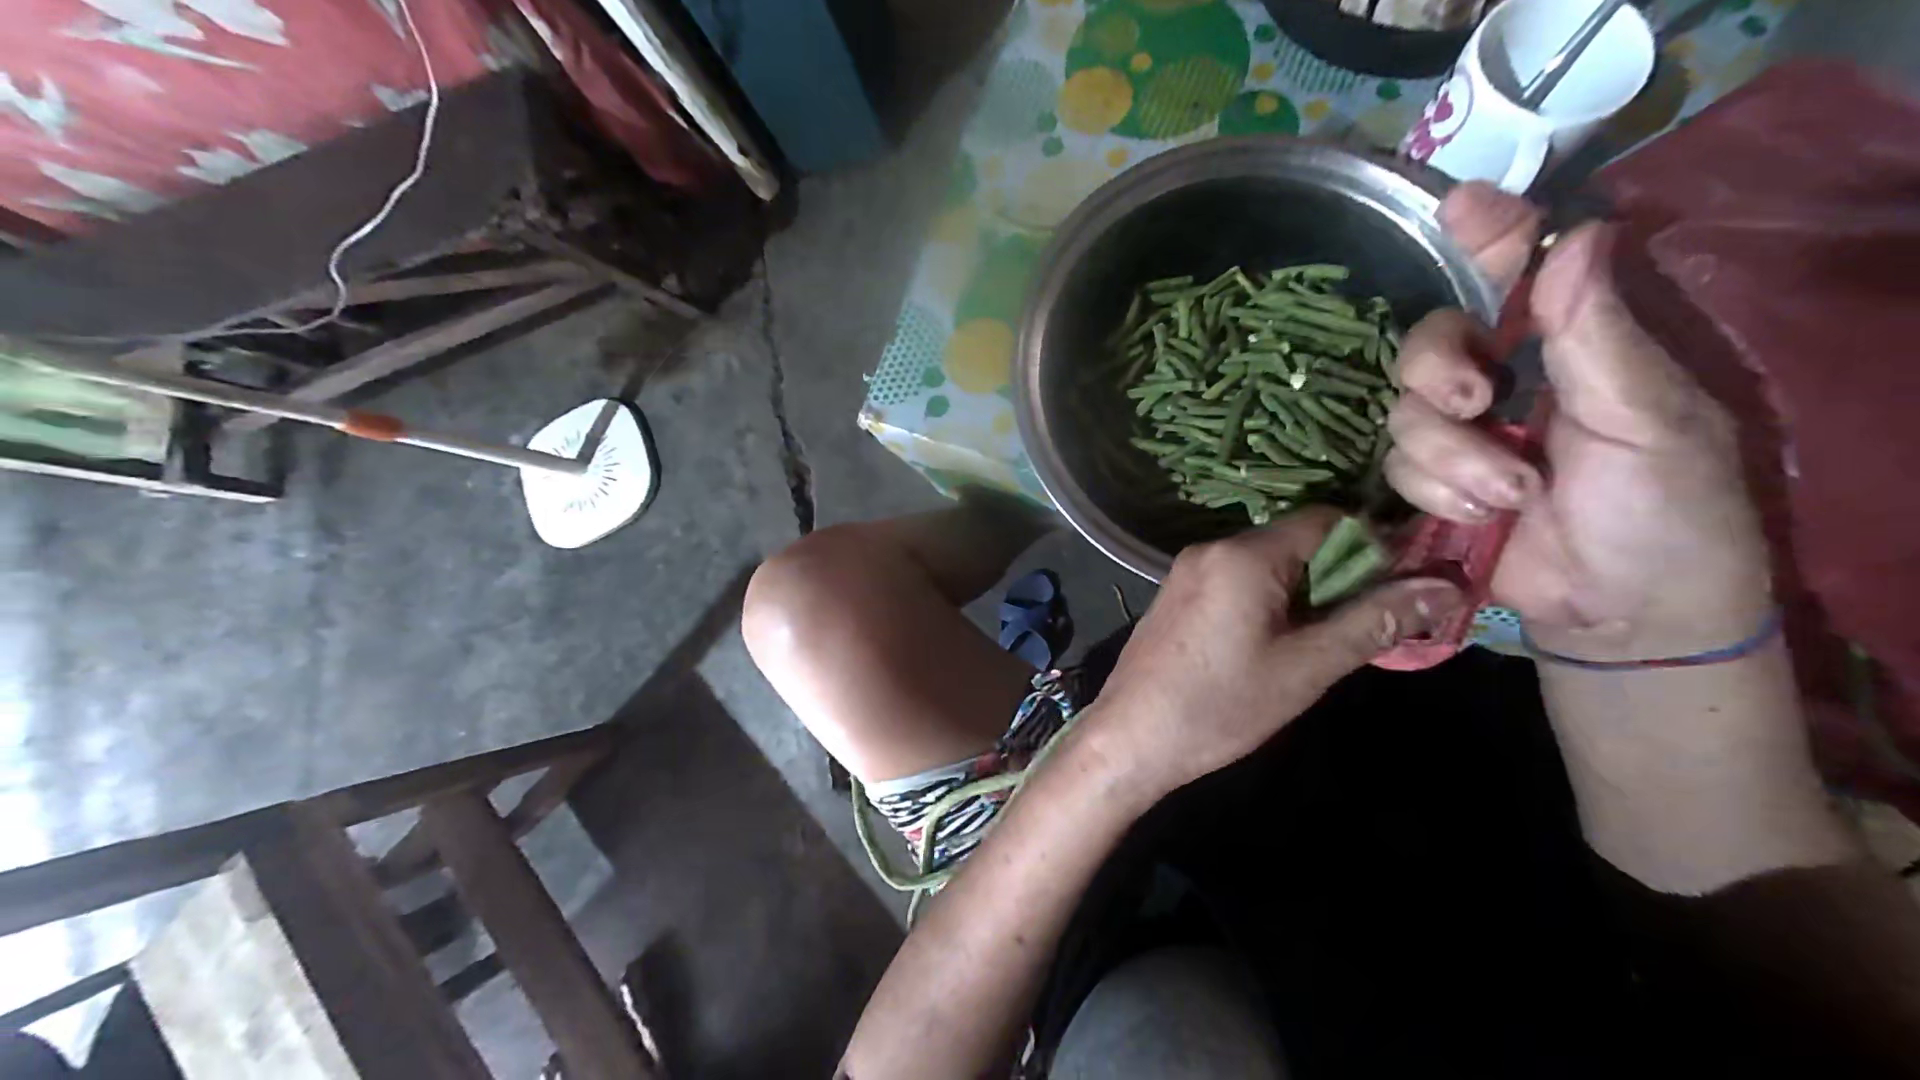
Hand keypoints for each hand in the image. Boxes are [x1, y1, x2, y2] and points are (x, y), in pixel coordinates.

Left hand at [1083, 508, 1462, 798]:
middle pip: (1295, 541)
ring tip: (1329, 639)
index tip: (1404, 587)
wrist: (1130, 738)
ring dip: (1306, 592)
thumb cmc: (1220, 705)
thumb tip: (1444, 587)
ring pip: (1267, 564)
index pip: (1327, 520)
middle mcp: (1211, 549)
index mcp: (1242, 555)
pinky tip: (1280, 642)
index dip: (1375, 546)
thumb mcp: (1307, 667)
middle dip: (1342, 574)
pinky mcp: (1176, 596)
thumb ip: (1374, 621)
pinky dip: (1270, 601)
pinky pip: (1236, 582)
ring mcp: (1187, 572)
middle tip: (1371, 622)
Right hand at [1386, 183, 1773, 661]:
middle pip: (1427, 345)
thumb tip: (1582, 234)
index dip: (1489, 236)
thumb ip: (1598, 336)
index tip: (1459, 204)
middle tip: (1474, 401)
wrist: (1622, 608)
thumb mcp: (1647, 417)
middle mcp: (1502, 384)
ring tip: (1510, 495)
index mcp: (1569, 351)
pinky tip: (1483, 513)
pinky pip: (1397, 467)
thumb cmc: (1665, 508)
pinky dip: (1438, 490)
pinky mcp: (1428, 484)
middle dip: (1437, 372)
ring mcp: (1457, 438)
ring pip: (1404, 416)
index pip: (1520, 276)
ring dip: (1452, 457)